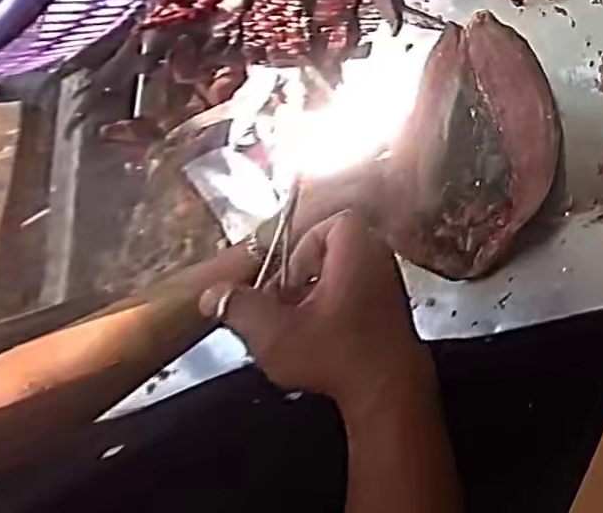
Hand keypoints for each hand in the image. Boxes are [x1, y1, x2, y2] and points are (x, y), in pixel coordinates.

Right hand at [199, 211, 429, 408]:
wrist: (386, 381)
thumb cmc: (334, 352)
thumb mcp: (275, 333)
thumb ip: (242, 307)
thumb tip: (214, 293)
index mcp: (359, 250)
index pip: (334, 221)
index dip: (304, 246)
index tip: (288, 281)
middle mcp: (379, 255)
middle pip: (334, 245)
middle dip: (302, 272)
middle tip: (286, 305)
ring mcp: (388, 274)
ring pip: (343, 267)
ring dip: (315, 289)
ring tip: (297, 323)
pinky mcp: (389, 296)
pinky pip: (356, 283)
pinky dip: (333, 300)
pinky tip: (318, 332)